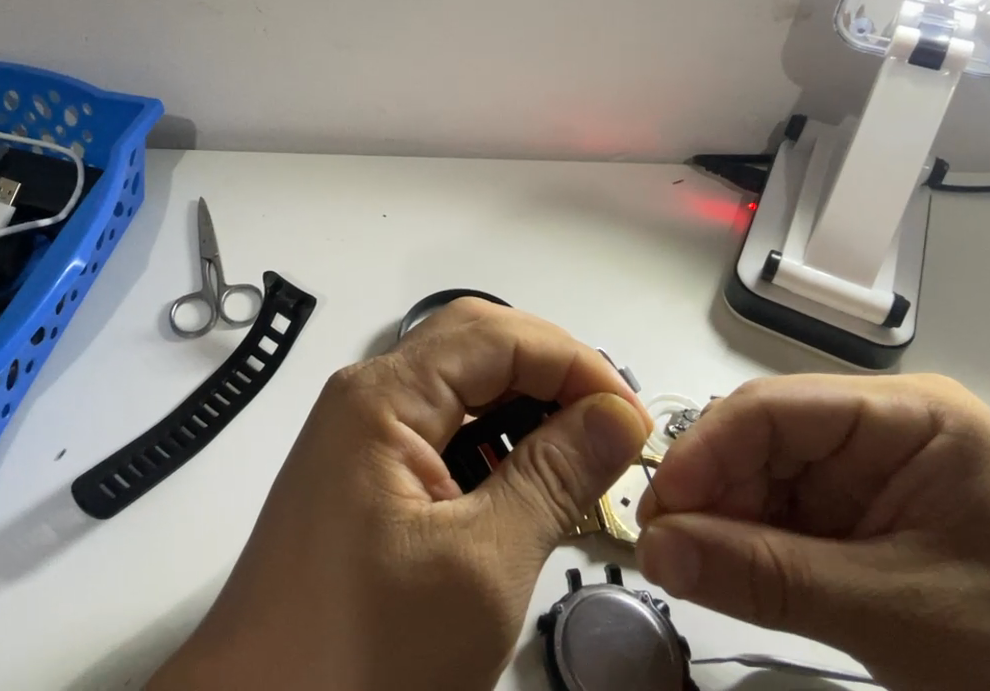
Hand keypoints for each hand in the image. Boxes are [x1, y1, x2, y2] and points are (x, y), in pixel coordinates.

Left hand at [148, 299, 649, 690]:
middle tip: (611, 440)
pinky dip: (494, 453)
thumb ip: (554, 476)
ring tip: (577, 474)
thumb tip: (615, 416)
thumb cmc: (359, 654)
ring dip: (527, 418)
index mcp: (383, 398)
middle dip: (553, 382)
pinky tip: (525, 496)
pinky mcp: (366, 476)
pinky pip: (442, 435)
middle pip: (477, 349)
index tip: (630, 421)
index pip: (498, 335)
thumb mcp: (481, 564)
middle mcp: (366, 400)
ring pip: (463, 392)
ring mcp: (362, 437)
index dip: (575, 364)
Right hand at [636, 374, 989, 690]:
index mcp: (908, 417)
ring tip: (688, 569)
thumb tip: (653, 551)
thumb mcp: (896, 613)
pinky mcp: (862, 525)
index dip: (706, 453)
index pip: (776, 409)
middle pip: (760, 442)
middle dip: (709, 494)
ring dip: (722, 525)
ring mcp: (869, 479)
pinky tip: (725, 576)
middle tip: (662, 552)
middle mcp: (880, 433)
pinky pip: (782, 523)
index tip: (655, 511)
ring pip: (761, 483)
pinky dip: (747, 551)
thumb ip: (765, 577)